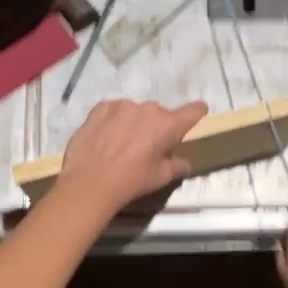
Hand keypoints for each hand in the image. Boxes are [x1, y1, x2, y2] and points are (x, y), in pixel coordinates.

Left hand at [54, 99, 207, 216]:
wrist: (90, 182)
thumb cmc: (131, 181)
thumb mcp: (160, 178)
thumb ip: (177, 166)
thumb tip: (184, 163)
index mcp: (168, 125)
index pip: (193, 111)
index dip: (197, 112)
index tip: (198, 113)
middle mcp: (148, 109)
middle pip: (160, 114)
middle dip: (157, 126)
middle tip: (147, 146)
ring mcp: (123, 105)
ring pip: (136, 111)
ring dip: (134, 122)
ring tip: (122, 143)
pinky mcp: (101, 107)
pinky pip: (114, 110)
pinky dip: (114, 120)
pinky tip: (106, 136)